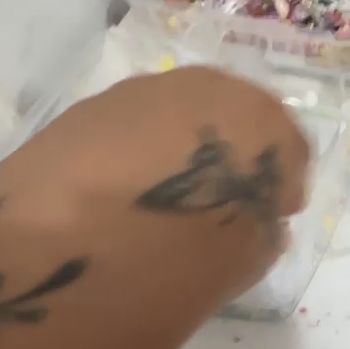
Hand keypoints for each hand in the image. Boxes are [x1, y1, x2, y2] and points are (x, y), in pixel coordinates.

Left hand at [0, 66, 311, 312]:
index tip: (271, 217)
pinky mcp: (84, 109)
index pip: (291, 146)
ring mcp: (138, 92)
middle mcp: (203, 89)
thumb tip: (254, 214)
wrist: (58, 253)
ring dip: (184, 151)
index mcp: (260, 121)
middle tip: (224, 204)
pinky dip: (141, 155)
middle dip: (237, 155)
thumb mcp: (248, 260)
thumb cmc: (179, 259)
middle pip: (236, 117)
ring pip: (180, 117)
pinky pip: (133, 129)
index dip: (283, 184)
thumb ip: (264, 225)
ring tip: (172, 202)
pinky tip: (128, 197)